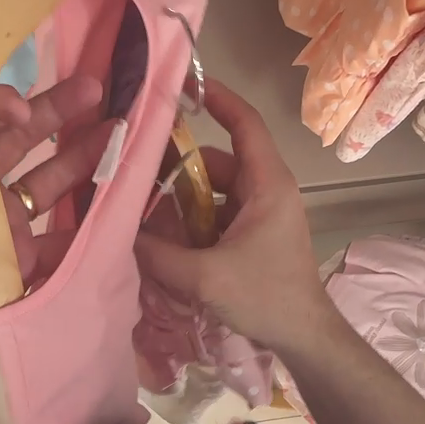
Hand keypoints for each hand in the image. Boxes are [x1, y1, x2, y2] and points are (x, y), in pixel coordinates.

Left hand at [0, 76, 112, 394]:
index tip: (20, 110)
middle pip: (13, 147)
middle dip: (51, 117)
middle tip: (93, 88)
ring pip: (41, 187)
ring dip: (75, 160)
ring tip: (114, 134)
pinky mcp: (20, 266)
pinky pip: (54, 239)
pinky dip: (82, 223)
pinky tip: (111, 199)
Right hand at [135, 80, 337, 352]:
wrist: (303, 336)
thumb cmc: (265, 296)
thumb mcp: (204, 276)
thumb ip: (158, 255)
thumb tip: (121, 234)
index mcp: (267, 183)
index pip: (244, 123)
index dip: (217, 99)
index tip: (183, 87)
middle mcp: (267, 191)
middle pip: (219, 163)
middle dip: (182, 171)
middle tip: (142, 181)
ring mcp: (263, 217)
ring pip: (217, 195)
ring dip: (186, 205)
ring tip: (151, 221)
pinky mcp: (257, 240)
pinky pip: (220, 220)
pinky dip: (196, 227)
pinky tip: (171, 247)